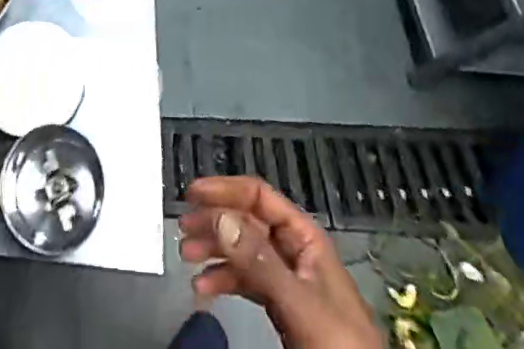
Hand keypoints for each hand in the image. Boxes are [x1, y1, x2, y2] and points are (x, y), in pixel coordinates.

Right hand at [180, 176, 380, 348]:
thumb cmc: (339, 344)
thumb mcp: (298, 301)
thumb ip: (259, 261)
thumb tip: (220, 217)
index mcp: (305, 238)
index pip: (259, 196)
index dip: (225, 190)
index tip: (192, 194)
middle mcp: (295, 251)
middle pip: (247, 221)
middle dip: (214, 221)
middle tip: (183, 230)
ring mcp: (288, 279)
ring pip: (243, 251)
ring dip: (215, 250)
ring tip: (188, 257)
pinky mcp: (282, 305)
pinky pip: (246, 280)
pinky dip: (224, 279)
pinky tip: (205, 288)